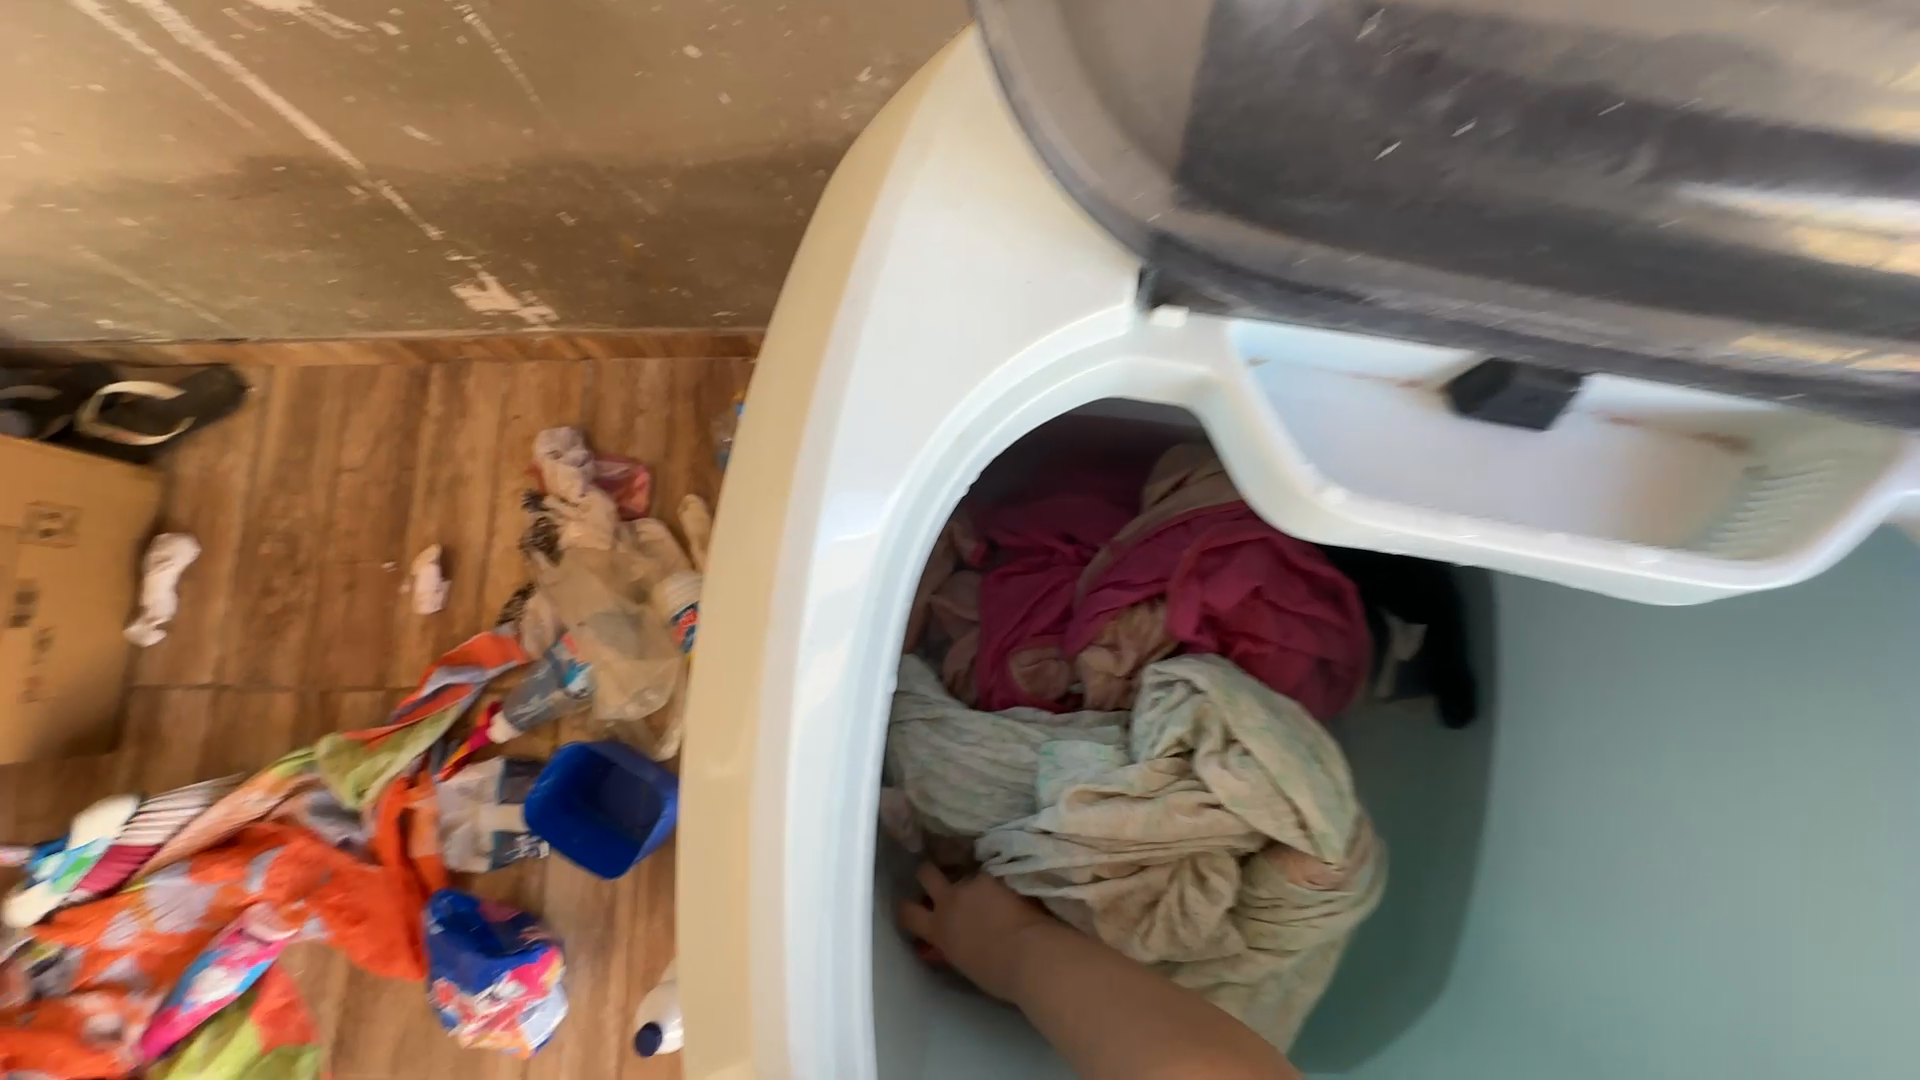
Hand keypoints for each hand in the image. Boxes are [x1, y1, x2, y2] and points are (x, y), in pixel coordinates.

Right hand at [897, 862, 1053, 1002]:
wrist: (1030, 954)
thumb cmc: (999, 974)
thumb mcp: (963, 963)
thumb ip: (950, 946)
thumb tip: (947, 941)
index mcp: (938, 930)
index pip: (907, 912)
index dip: (905, 906)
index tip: (911, 904)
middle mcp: (949, 901)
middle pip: (925, 873)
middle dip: (929, 873)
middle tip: (939, 879)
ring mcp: (971, 884)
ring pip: (960, 870)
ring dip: (967, 879)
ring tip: (983, 889)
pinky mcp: (994, 874)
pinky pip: (987, 872)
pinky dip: (992, 880)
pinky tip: (1005, 888)